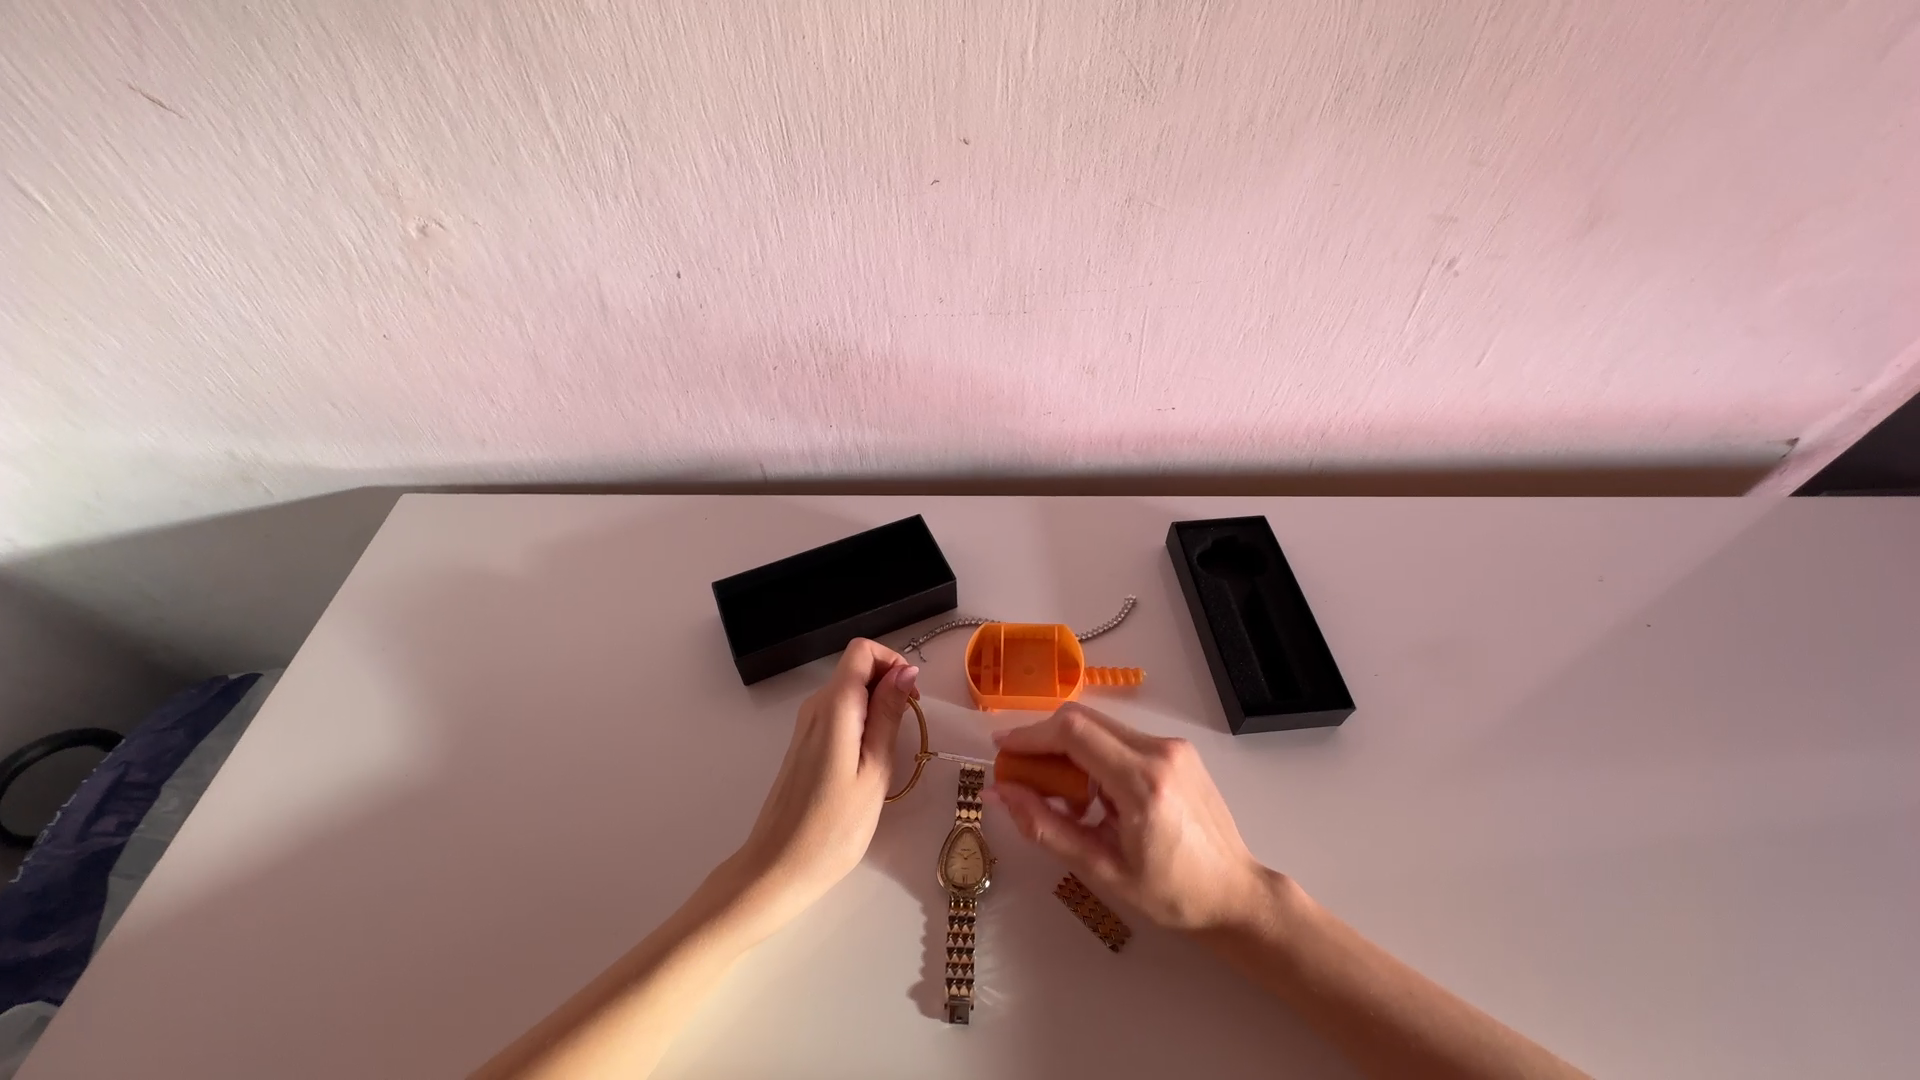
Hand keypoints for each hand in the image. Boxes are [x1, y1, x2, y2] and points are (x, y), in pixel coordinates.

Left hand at [724, 639, 917, 934]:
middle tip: (906, 730)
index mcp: (834, 706)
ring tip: (890, 751)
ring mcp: (807, 725)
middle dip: (889, 684)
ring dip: (878, 706)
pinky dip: (862, 722)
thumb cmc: (835, 827)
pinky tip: (869, 761)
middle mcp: (815, 706)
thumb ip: (888, 715)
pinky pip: (840, 713)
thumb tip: (905, 670)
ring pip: (849, 691)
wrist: (778, 868)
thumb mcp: (875, 770)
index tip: (913, 698)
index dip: (893, 662)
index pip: (862, 650)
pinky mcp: (805, 743)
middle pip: (857, 667)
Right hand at [989, 703, 1270, 932]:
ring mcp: (1173, 747)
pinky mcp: (1178, 750)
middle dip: (1044, 742)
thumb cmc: (1170, 894)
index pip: (1074, 733)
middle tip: (1021, 774)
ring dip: (1070, 752)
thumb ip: (1046, 827)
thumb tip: (1001, 794)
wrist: (1236, 893)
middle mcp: (1160, 751)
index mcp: (1142, 782)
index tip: (1001, 750)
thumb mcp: (1101, 869)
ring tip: (1064, 799)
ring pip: (1101, 728)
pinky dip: (1095, 757)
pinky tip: (1095, 797)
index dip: (1030, 735)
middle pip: (1084, 721)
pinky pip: (1121, 739)